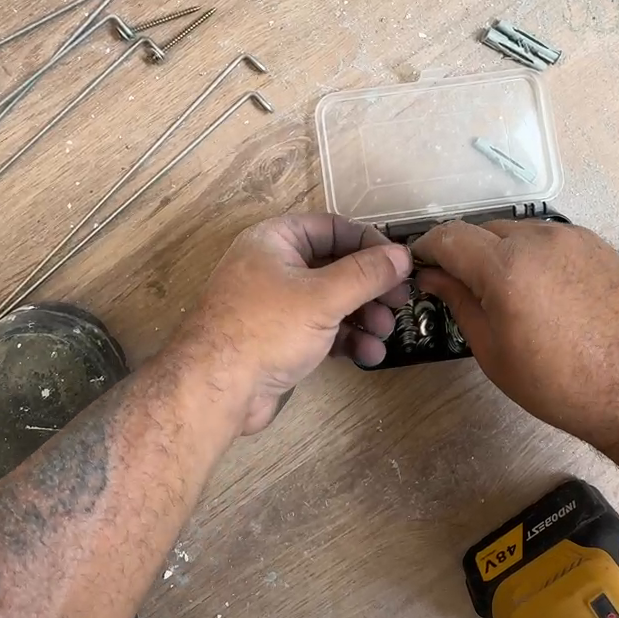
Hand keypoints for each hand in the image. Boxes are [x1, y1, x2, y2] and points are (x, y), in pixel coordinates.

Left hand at [171, 213, 411, 434]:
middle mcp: (274, 265)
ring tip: (385, 333)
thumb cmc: (267, 329)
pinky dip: (345, 338)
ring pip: (331, 300)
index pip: (332, 228)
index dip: (369, 243)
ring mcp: (275, 304)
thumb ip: (366, 274)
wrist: (216, 389)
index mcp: (276, 240)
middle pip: (335, 266)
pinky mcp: (278, 338)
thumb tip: (403, 255)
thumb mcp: (323, 296)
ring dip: (362, 316)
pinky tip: (368, 354)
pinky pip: (320, 328)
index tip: (400, 265)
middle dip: (370, 287)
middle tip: (400, 303)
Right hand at [413, 220, 618, 446]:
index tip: (420, 265)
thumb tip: (433, 276)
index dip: (427, 248)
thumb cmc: (562, 385)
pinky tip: (542, 289)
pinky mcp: (595, 243)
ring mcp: (570, 236)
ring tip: (506, 291)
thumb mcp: (494, 352)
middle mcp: (536, 239)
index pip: (448, 238)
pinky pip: (547, 238)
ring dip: (498, 252)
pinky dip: (531, 254)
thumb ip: (459, 303)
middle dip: (463, 253)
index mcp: (505, 268)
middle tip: (462, 286)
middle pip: (481, 231)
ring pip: (515, 232)